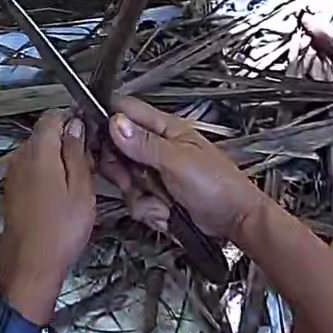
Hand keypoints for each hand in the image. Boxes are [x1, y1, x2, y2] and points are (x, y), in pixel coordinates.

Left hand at [0, 109, 95, 322]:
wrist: (30, 267)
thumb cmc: (61, 229)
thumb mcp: (81, 187)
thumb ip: (76, 151)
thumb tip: (76, 124)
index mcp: (38, 151)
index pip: (52, 116)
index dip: (73, 117)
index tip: (90, 131)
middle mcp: (20, 156)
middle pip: (45, 134)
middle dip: (67, 140)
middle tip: (89, 162)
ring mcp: (13, 173)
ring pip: (39, 152)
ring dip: (58, 158)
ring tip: (79, 181)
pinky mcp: (12, 189)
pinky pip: (32, 169)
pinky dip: (48, 173)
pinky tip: (62, 193)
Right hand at [106, 96, 269, 241]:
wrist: (234, 220)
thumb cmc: (218, 185)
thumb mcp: (177, 161)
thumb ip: (144, 143)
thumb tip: (116, 122)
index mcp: (166, 128)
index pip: (126, 111)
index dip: (107, 121)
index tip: (97, 139)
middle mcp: (158, 146)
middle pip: (118, 150)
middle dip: (123, 170)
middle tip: (138, 178)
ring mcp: (157, 171)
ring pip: (126, 180)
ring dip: (140, 195)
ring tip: (161, 198)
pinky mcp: (157, 193)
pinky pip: (137, 200)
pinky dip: (149, 210)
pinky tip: (166, 211)